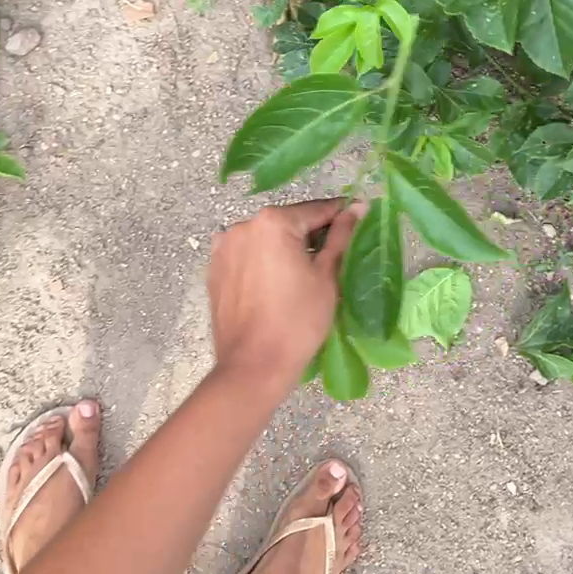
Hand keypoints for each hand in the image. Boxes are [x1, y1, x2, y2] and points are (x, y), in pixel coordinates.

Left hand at [207, 198, 360, 397]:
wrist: (252, 367)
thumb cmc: (297, 321)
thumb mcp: (327, 275)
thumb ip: (341, 235)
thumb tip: (357, 206)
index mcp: (273, 222)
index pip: (316, 210)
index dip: (340, 215)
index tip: (358, 218)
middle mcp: (244, 226)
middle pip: (288, 221)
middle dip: (311, 233)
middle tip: (334, 254)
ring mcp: (224, 247)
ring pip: (266, 237)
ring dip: (285, 246)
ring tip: (305, 271)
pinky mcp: (215, 269)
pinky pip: (248, 254)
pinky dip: (264, 260)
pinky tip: (277, 282)